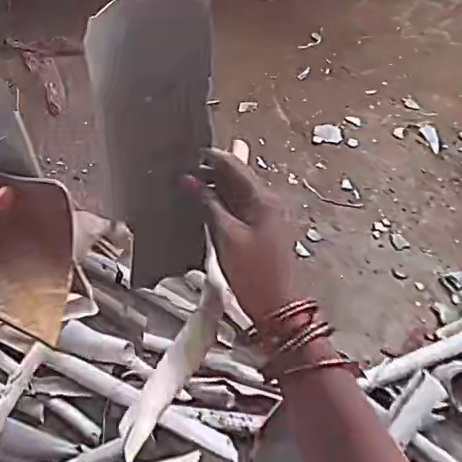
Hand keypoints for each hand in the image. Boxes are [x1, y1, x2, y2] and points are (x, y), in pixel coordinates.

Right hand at [185, 148, 297, 323]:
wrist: (277, 308)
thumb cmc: (255, 274)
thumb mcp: (225, 236)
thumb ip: (207, 205)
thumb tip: (190, 182)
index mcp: (264, 200)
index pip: (235, 166)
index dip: (212, 157)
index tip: (190, 152)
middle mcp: (268, 204)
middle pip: (236, 177)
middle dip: (211, 172)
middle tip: (184, 170)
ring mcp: (265, 217)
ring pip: (236, 192)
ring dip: (214, 188)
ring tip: (189, 186)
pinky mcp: (260, 231)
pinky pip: (238, 208)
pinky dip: (220, 204)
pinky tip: (204, 207)